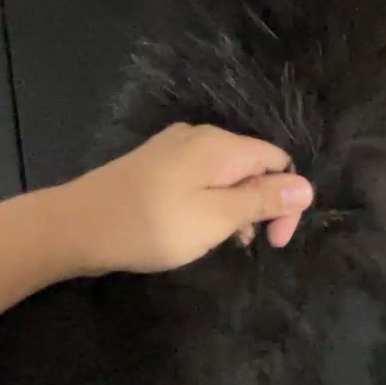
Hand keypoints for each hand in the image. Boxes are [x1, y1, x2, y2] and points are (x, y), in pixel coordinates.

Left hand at [51, 123, 314, 274]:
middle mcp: (200, 138)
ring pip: (226, 176)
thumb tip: (306, 187)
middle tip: (244, 246)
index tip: (275, 242)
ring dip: (234, 210)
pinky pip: (200, 180)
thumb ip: (262, 201)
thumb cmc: (153, 226)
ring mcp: (174, 150)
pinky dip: (210, 205)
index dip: (287, 200)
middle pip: (252, 166)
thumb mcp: (216, 218)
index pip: (278, 161)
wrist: (79, 227)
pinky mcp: (156, 166)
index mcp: (221, 146)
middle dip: (260, 206)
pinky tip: (196, 230)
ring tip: (219, 243)